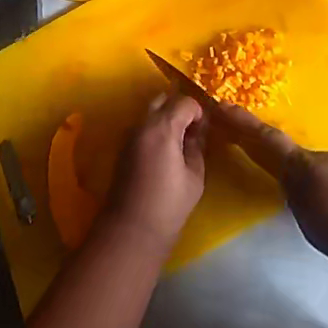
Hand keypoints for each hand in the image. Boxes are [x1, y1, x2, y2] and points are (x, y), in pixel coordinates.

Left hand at [104, 94, 207, 242]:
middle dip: (180, 108)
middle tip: (193, 129)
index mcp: (163, 128)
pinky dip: (155, 127)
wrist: (132, 228)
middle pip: (163, 100)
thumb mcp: (194, 176)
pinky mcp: (123, 145)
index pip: (184, 102)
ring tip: (180, 140)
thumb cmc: (169, 205)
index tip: (204, 128)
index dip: (198, 111)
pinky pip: (143, 125)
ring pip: (151, 111)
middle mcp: (143, 124)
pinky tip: (165, 149)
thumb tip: (198, 131)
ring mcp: (130, 133)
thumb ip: (196, 146)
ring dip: (166, 117)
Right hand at [209, 103, 327, 257]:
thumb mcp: (311, 219)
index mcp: (308, 165)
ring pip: (317, 170)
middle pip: (293, 154)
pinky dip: (325, 192)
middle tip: (258, 165)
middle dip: (273, 156)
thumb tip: (292, 185)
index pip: (268, 140)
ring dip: (304, 180)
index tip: (220, 106)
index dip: (243, 125)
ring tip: (306, 211)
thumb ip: (295, 194)